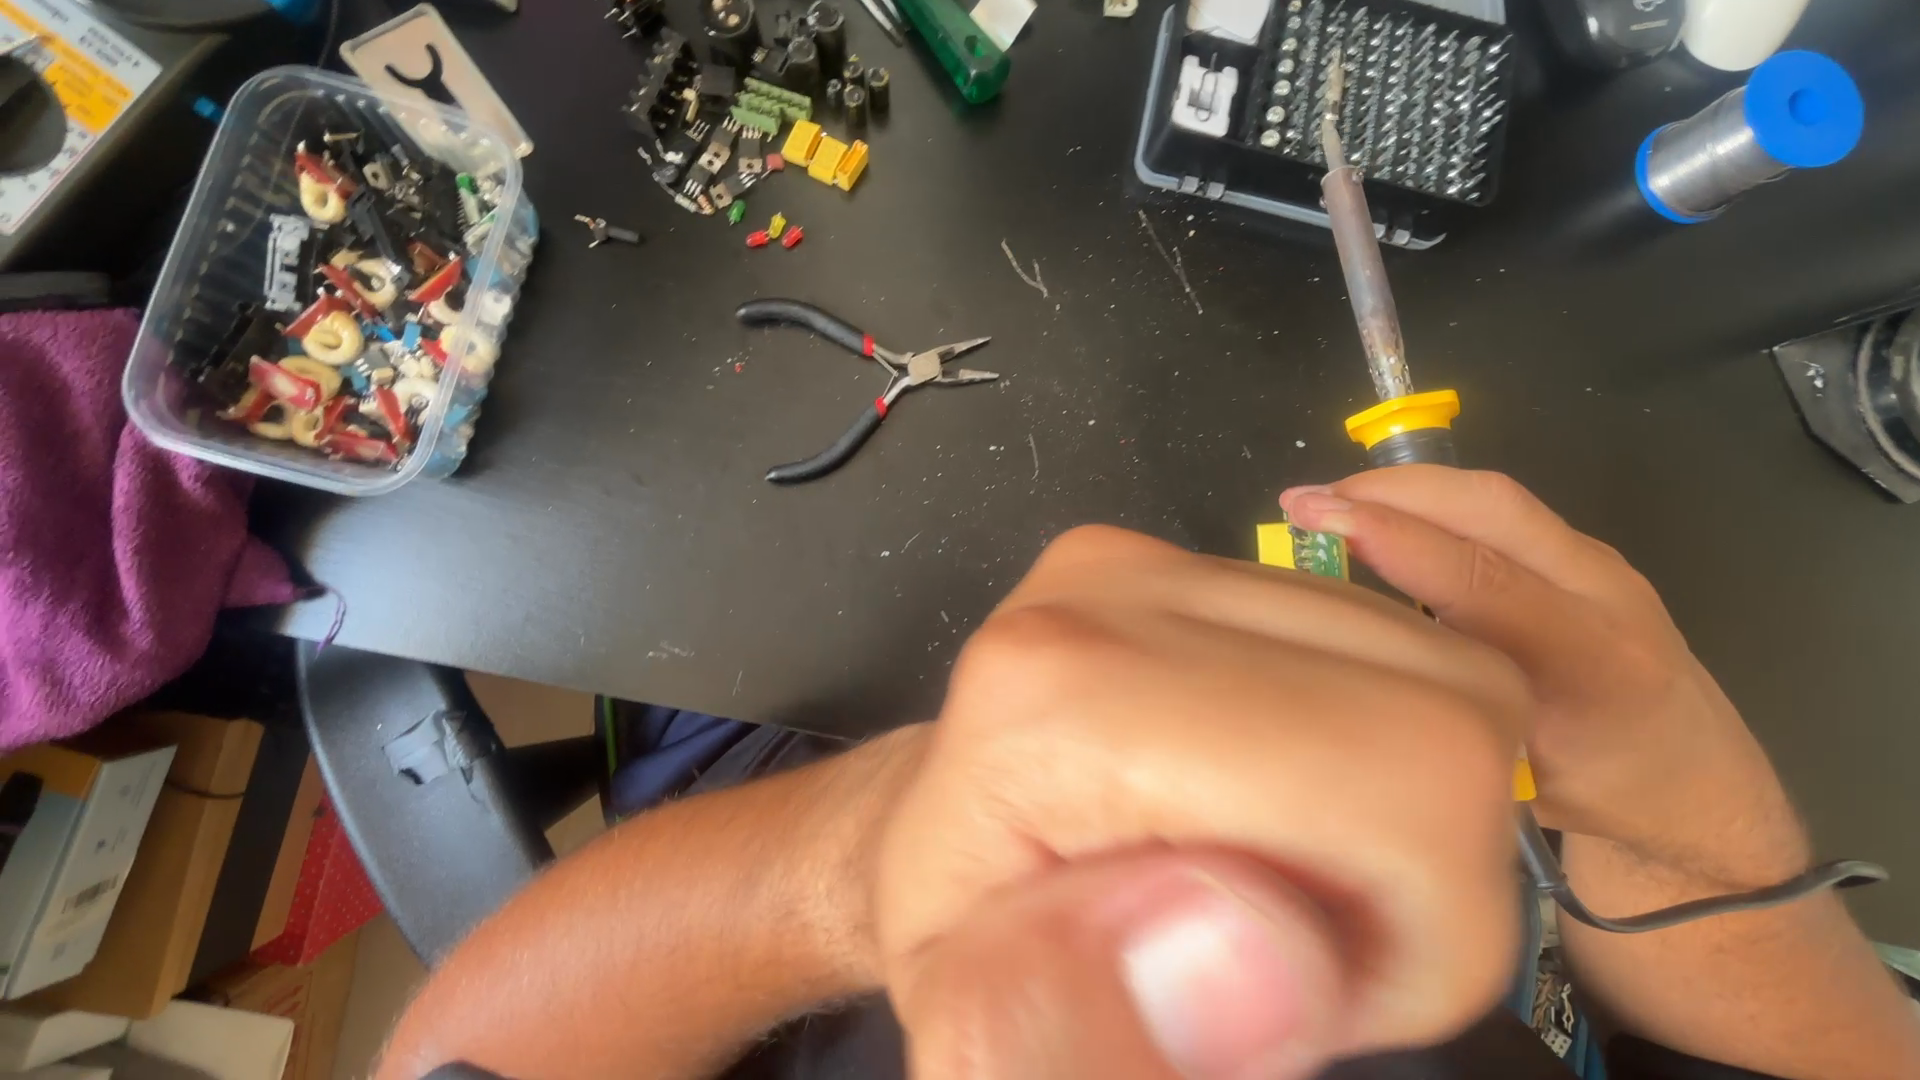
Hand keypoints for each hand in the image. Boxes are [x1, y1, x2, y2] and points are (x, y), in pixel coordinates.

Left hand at [869, 525, 1532, 1079]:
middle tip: (1289, 945)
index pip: (1411, 778)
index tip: (1298, 999)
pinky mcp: (1172, 556)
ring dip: (1393, 806)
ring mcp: (1149, 556)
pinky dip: (1363, 743)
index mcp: (1058, 696)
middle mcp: (1110, 587)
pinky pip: (1372, 647)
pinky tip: (1265, 794)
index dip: (1419, 935)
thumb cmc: (964, 936)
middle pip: (1442, 711)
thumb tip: (1256, 950)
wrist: (927, 817)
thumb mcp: (978, 1032)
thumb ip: (1070, 1024)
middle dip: (1419, 872)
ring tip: (1265, 870)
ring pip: (1428, 672)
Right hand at [1279, 467, 1807, 890]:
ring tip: (1325, 503)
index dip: (1395, 541)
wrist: (1693, 779)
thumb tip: (1349, 649)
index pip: (1481, 579)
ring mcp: (1593, 565)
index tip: (1316, 519)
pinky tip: (1377, 515)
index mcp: (1590, 659)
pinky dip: (1424, 501)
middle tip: (1302, 502)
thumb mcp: (1514, 773)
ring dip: (1400, 489)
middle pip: (1489, 506)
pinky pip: (1494, 510)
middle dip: (1386, 491)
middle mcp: (1600, 592)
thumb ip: (1449, 704)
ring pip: (1491, 498)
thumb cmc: (1597, 791)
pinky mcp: (1576, 555)